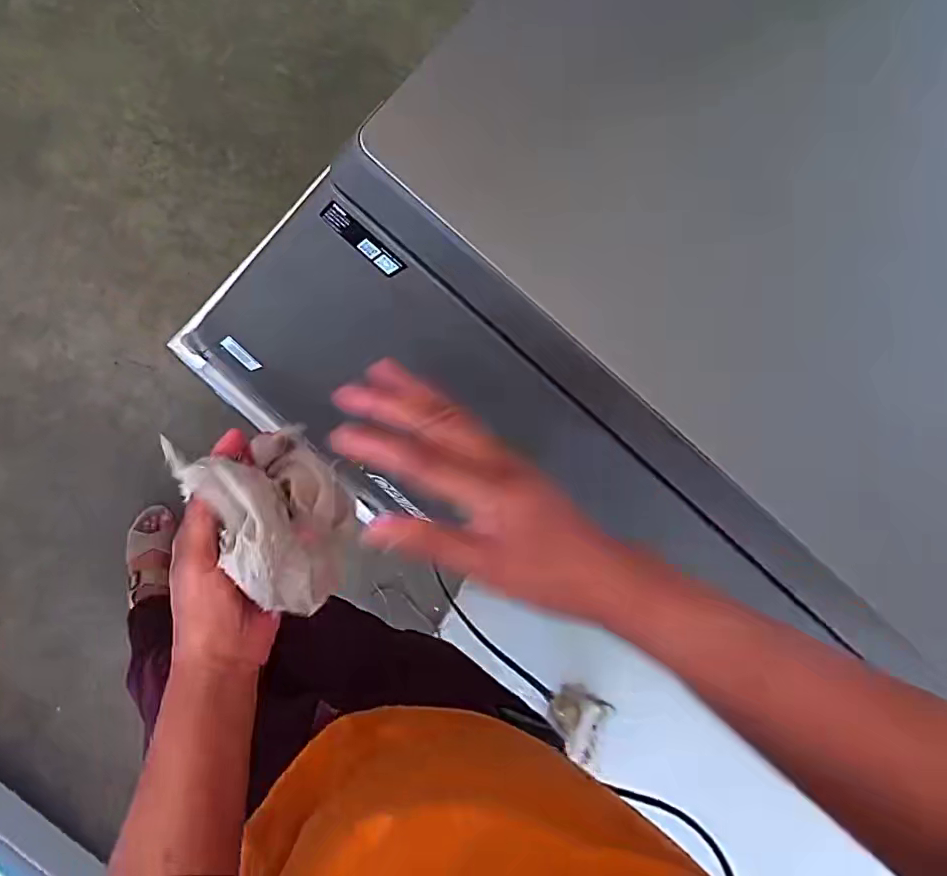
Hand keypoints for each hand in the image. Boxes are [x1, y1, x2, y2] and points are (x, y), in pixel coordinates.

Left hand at [169, 429, 279, 670]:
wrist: (227, 660)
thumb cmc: (202, 612)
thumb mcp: (194, 559)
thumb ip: (203, 519)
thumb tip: (214, 477)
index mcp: (206, 528)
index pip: (217, 486)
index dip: (227, 460)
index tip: (241, 436)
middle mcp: (232, 532)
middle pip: (249, 492)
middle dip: (263, 468)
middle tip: (283, 447)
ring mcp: (258, 548)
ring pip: (273, 510)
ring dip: (285, 490)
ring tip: (301, 469)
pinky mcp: (280, 564)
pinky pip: (292, 537)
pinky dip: (302, 522)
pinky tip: (313, 506)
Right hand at [330, 359, 662, 625]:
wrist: (605, 571)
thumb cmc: (548, 575)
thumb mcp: (486, 568)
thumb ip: (428, 542)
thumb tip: (376, 530)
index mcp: (487, 489)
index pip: (421, 460)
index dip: (377, 444)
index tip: (342, 434)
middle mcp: (493, 461)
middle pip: (435, 422)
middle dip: (388, 402)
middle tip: (349, 391)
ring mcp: (501, 454)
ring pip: (451, 413)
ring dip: (413, 390)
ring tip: (381, 371)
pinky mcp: (506, 457)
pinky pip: (465, 419)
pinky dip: (438, 400)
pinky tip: (424, 396)